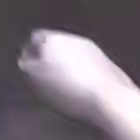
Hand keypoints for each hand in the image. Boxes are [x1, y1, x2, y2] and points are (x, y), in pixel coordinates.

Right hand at [19, 29, 138, 124]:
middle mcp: (73, 39)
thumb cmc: (70, 89)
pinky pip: (91, 68)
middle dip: (51, 58)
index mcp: (52, 38)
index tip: (29, 68)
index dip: (30, 51)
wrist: (114, 102)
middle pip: (56, 45)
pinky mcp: (112, 67)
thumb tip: (25, 60)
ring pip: (75, 56)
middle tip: (47, 77)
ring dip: (70, 67)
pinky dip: (86, 76)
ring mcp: (95, 52)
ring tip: (66, 88)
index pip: (36, 37)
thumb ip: (27, 66)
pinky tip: (85, 93)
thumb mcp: (37, 79)